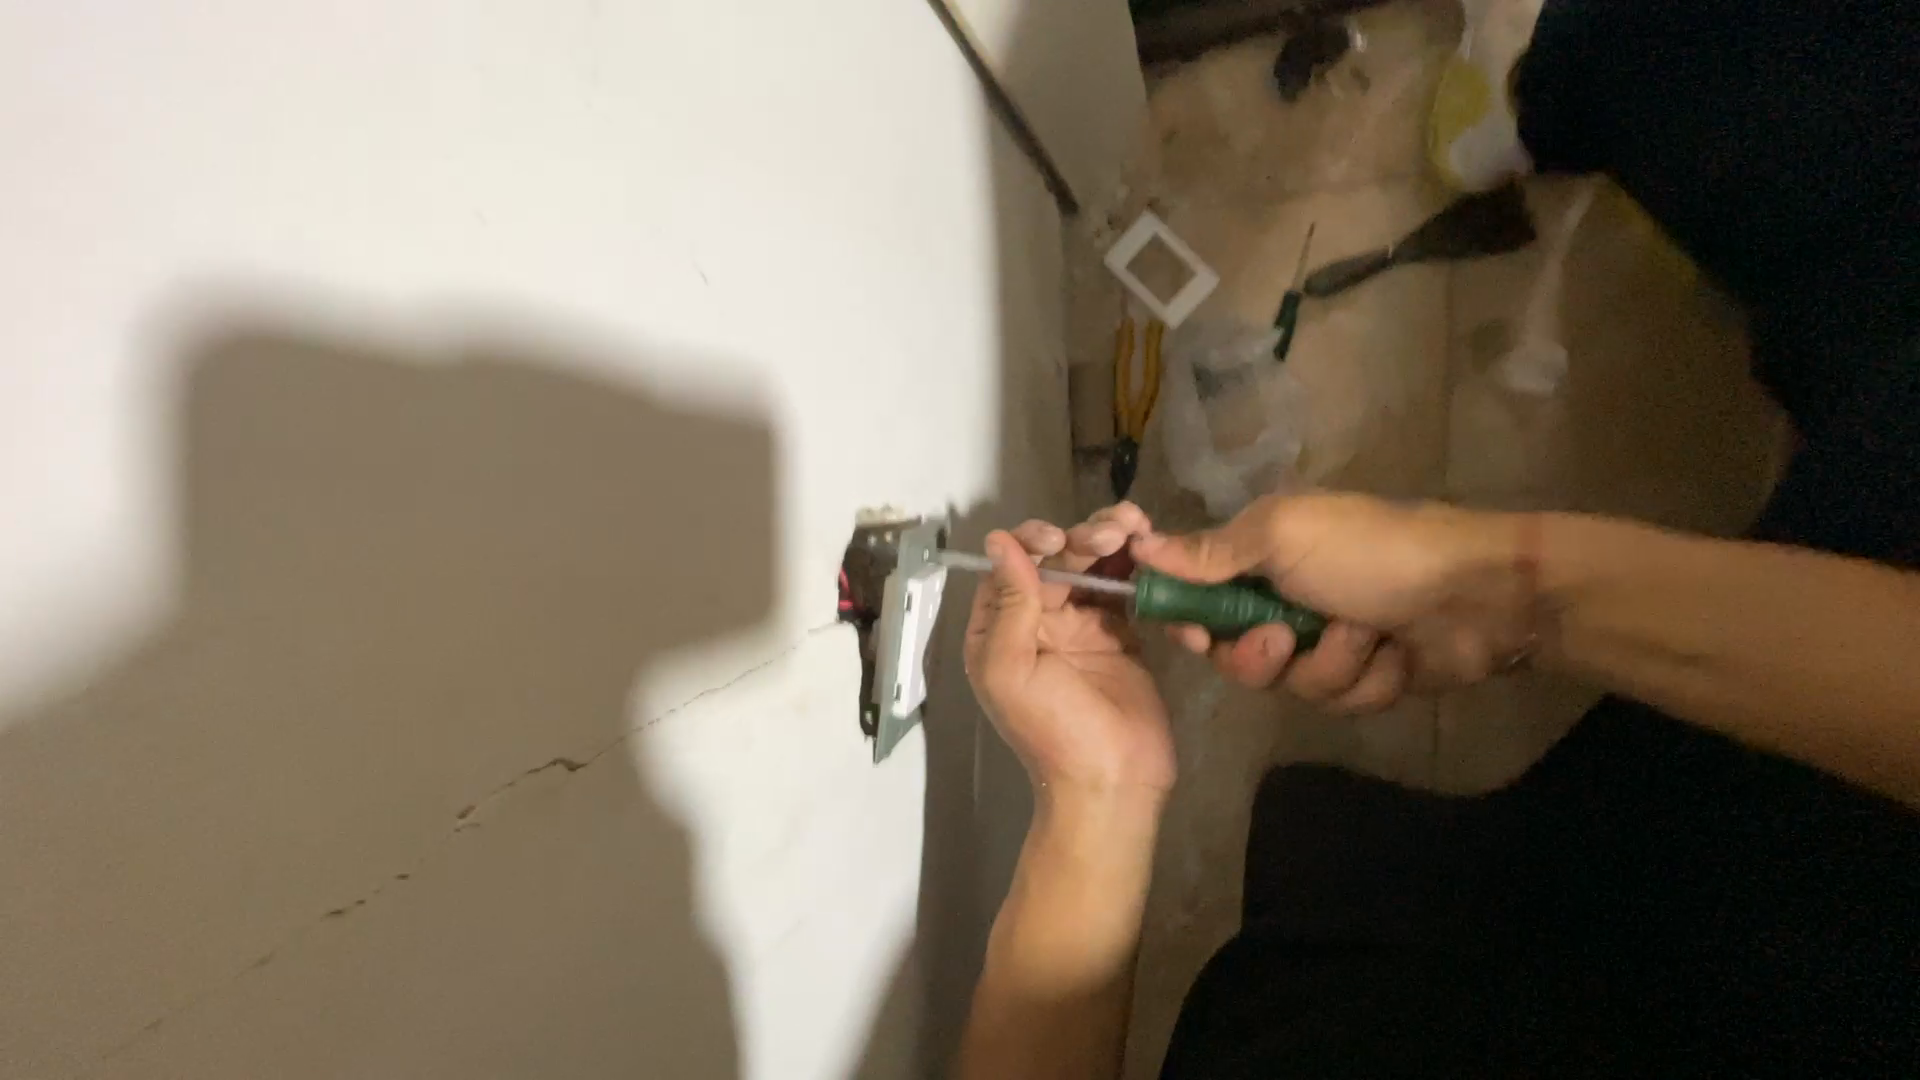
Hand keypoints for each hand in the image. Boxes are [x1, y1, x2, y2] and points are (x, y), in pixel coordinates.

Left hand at [963, 504, 1174, 799]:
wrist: (1112, 782)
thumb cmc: (1052, 729)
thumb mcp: (1012, 667)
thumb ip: (1009, 603)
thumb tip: (997, 539)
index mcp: (999, 628)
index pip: (1009, 565)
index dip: (1032, 540)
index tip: (1060, 538)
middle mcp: (1036, 620)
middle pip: (1056, 559)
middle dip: (1082, 536)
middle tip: (1116, 531)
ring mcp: (1080, 626)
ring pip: (1092, 567)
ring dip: (1111, 540)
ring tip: (1136, 524)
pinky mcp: (1120, 635)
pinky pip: (1124, 591)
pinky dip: (1136, 568)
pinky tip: (1151, 549)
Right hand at [1132, 493, 1529, 712]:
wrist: (1479, 593)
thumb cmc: (1369, 552)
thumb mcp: (1280, 537)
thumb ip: (1210, 551)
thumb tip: (1137, 545)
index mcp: (1259, 560)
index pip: (1200, 599)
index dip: (1193, 623)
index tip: (1198, 634)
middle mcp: (1284, 601)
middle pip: (1237, 654)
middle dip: (1261, 655)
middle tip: (1285, 637)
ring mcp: (1325, 641)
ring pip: (1288, 684)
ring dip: (1328, 664)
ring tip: (1366, 634)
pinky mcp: (1364, 676)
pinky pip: (1338, 699)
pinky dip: (1366, 680)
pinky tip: (1395, 655)